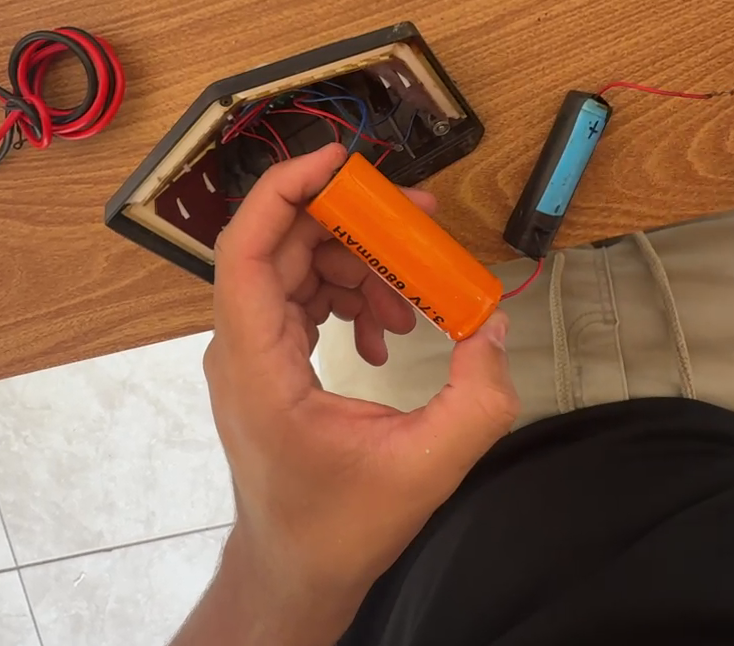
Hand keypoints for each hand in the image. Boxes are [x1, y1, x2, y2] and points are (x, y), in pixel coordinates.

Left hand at [182, 144, 517, 645]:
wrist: (296, 571)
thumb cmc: (341, 528)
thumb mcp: (425, 467)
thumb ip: (476, 399)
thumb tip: (491, 325)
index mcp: (256, 361)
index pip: (247, 246)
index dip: (286, 190)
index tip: (340, 162)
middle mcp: (241, 344)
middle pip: (286, 245)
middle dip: (353, 224)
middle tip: (417, 224)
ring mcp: (252, 348)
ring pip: (300, 266)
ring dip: (360, 266)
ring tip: (409, 308)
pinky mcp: (270, 356)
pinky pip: (307, 295)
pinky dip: (351, 296)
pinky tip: (385, 333)